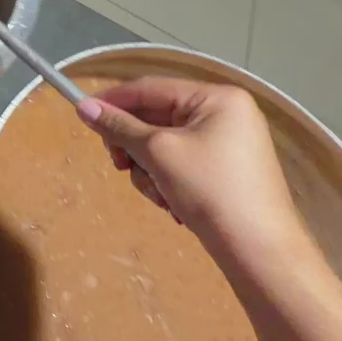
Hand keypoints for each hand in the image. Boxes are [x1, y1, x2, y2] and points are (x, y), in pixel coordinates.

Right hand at [75, 77, 309, 264]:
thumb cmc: (210, 190)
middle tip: (119, 164)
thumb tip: (82, 107)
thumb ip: (118, 126)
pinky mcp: (222, 170)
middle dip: (134, 145)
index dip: (112, 100)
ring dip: (148, 168)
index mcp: (217, 99)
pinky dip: (165, 180)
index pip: (150, 88)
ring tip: (157, 193)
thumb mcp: (157, 152)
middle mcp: (224, 115)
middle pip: (154, 117)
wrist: (259, 252)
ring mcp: (225, 144)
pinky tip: (171, 202)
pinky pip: (177, 162)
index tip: (82, 114)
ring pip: (161, 143)